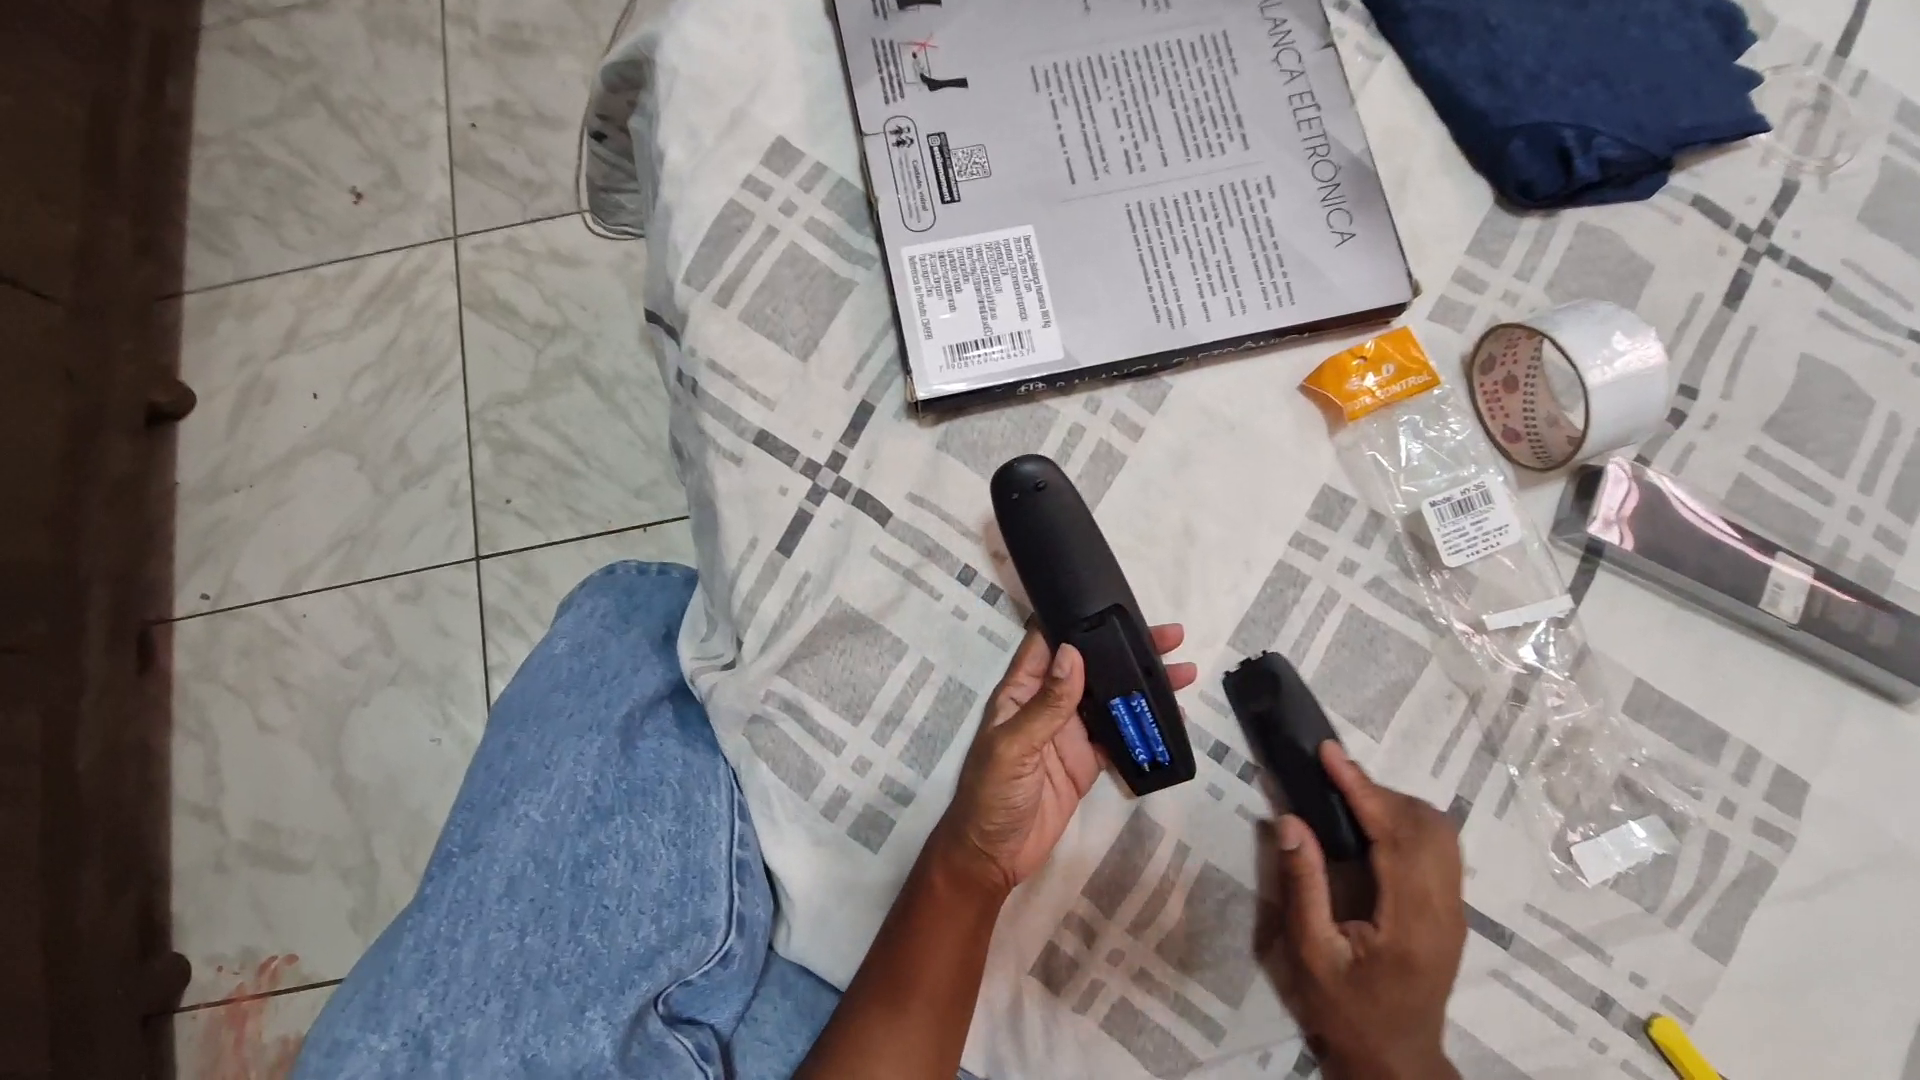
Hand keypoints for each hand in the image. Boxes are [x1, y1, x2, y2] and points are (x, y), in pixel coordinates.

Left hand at [928, 625, 1196, 895]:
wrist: (994, 856)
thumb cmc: (991, 795)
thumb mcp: (1014, 746)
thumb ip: (1046, 704)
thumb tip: (1074, 653)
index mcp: (1021, 692)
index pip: (1048, 644)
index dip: (1078, 622)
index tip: (1114, 605)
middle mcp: (1047, 705)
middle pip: (1090, 667)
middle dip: (1126, 650)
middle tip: (1170, 637)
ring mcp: (1070, 734)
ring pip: (1110, 699)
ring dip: (1142, 685)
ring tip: (1183, 672)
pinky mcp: (1087, 762)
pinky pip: (1119, 736)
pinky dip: (1143, 725)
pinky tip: (1170, 715)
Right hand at [1260, 742, 1464, 1079]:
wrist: (1395, 1059)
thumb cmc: (1346, 1011)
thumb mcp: (1310, 954)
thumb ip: (1303, 885)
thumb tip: (1290, 820)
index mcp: (1411, 922)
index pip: (1395, 836)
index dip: (1362, 788)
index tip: (1329, 754)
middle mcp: (1445, 909)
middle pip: (1427, 824)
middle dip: (1379, 790)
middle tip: (1331, 776)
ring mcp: (1454, 910)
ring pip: (1439, 831)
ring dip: (1394, 803)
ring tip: (1347, 794)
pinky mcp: (1450, 910)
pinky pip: (1437, 847)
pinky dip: (1404, 820)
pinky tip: (1370, 822)